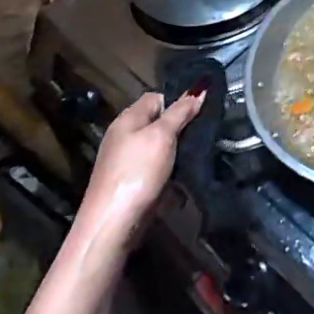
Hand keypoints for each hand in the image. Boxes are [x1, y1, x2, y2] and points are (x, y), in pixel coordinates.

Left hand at [75, 90, 203, 248]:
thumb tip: (198, 89)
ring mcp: (125, 162)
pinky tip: (180, 186)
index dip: (177, 102)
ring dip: (176, 156)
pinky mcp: (129, 184)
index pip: (156, 97)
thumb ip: (180, 112)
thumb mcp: (162, 136)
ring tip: (196, 161)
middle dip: (179, 131)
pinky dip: (168, 177)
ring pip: (158, 150)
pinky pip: (154, 172)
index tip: (199, 114)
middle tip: (203, 138)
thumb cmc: (137, 172)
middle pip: (157, 124)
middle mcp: (124, 136)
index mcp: (128, 118)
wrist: (111, 224)